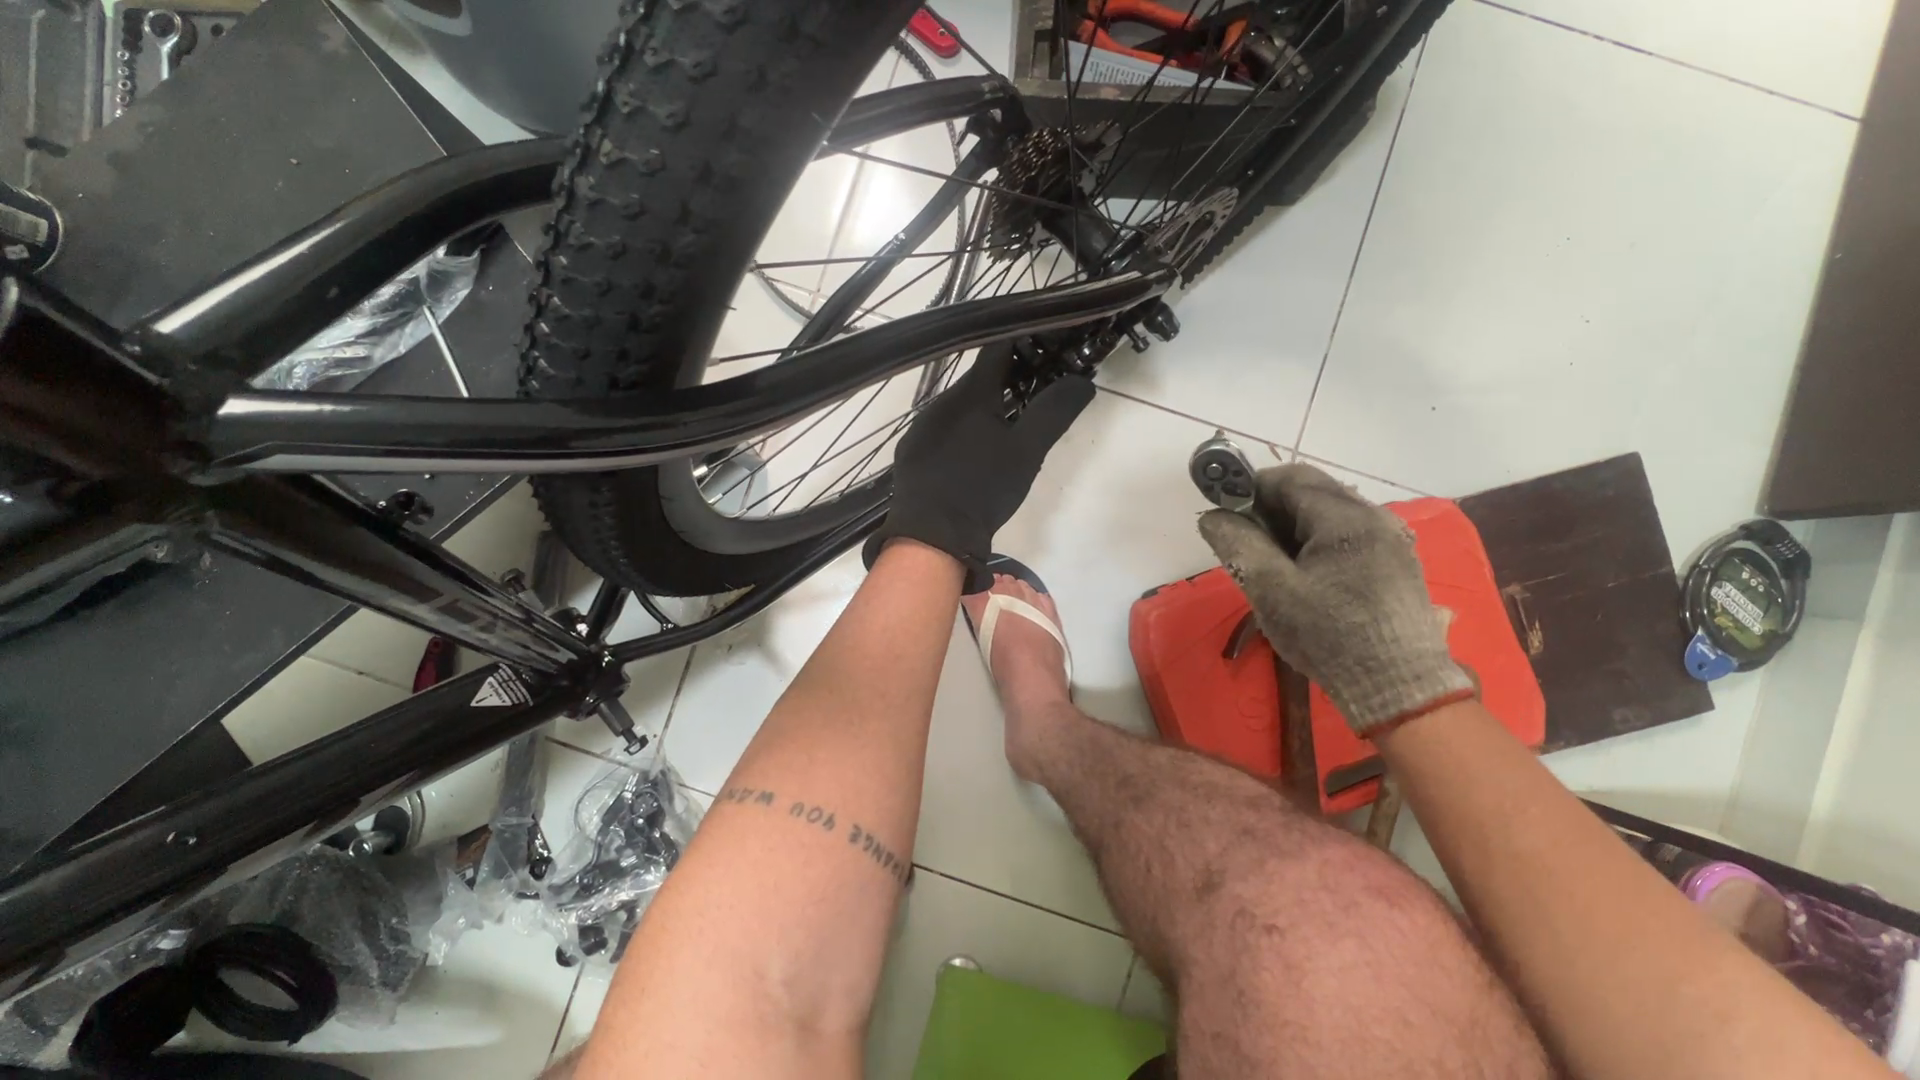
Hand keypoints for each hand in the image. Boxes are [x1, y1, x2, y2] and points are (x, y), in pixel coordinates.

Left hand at [866, 345, 1093, 588]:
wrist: (932, 534)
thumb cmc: (983, 488)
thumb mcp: (1028, 451)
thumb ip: (1054, 412)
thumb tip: (1084, 381)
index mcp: (971, 393)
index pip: (998, 347)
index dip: (1024, 341)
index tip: (1046, 345)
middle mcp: (942, 400)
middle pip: (979, 377)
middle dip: (1007, 377)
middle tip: (1035, 388)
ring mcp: (922, 426)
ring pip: (960, 404)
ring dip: (984, 406)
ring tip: (1006, 423)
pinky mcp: (911, 450)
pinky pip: (942, 428)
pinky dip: (963, 429)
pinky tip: (973, 450)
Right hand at [1197, 463, 1472, 735]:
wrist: (1400, 689)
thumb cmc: (1331, 637)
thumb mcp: (1272, 591)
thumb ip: (1238, 545)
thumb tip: (1212, 517)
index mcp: (1347, 517)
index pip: (1290, 478)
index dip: (1251, 489)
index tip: (1228, 518)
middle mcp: (1376, 518)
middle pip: (1313, 494)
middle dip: (1272, 512)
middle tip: (1247, 547)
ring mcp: (1392, 541)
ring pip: (1331, 516)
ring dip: (1295, 530)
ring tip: (1276, 568)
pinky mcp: (1398, 565)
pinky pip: (1350, 537)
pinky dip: (1320, 545)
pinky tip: (1309, 580)